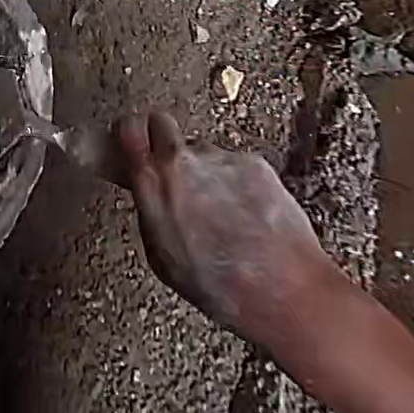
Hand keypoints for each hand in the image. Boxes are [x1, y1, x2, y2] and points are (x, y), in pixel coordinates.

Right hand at [116, 112, 341, 353]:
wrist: (286, 289)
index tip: (129, 138)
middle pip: (161, 122)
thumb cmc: (222, 286)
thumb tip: (145, 191)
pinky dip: (239, 183)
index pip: (128, 129)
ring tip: (224, 214)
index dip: (128, 132)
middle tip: (173, 168)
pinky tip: (249, 216)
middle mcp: (183, 161)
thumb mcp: (162, 258)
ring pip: (203, 152)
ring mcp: (220, 157)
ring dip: (208, 173)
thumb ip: (149, 211)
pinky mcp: (252, 161)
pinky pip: (235, 164)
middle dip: (162, 137)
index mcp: (154, 183)